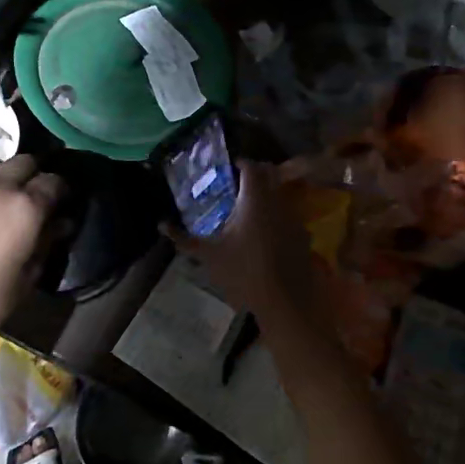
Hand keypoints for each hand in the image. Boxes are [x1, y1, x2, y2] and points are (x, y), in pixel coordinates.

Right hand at [165, 161, 313, 319]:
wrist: (285, 300)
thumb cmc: (244, 272)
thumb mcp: (209, 255)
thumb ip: (184, 238)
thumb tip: (162, 225)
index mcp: (254, 199)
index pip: (251, 166)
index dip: (239, 163)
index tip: (227, 169)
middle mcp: (277, 201)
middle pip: (270, 173)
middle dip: (254, 173)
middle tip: (235, 184)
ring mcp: (294, 216)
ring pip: (281, 192)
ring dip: (267, 192)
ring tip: (247, 207)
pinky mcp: (303, 233)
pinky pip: (289, 212)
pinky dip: (276, 213)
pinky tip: (265, 230)